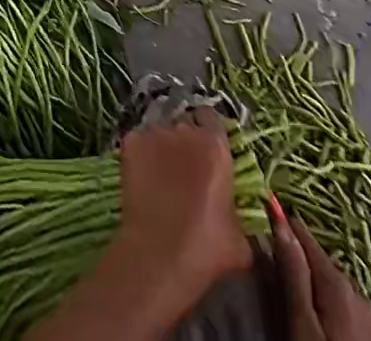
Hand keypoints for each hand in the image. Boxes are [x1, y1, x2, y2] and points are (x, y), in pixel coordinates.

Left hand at [116, 107, 253, 294]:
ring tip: (158, 172)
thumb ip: (240, 212)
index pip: (212, 117)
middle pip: (184, 122)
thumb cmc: (206, 246)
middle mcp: (185, 130)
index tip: (205, 146)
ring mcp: (154, 133)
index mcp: (216, 145)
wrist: (159, 253)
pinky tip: (140, 174)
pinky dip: (140, 153)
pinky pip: (138, 140)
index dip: (208, 129)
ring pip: (159, 131)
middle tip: (182, 165)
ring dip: (161, 145)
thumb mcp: (240, 235)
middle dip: (184, 139)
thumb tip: (235, 213)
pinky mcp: (130, 142)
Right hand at [271, 196, 370, 340]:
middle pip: (321, 260)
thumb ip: (292, 274)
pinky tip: (322, 310)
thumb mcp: (301, 323)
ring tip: (293, 278)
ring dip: (315, 275)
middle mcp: (357, 291)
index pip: (305, 238)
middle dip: (299, 251)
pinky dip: (329, 297)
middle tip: (273, 246)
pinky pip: (347, 303)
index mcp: (336, 283)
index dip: (285, 221)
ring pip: (335, 282)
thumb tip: (279, 223)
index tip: (266, 203)